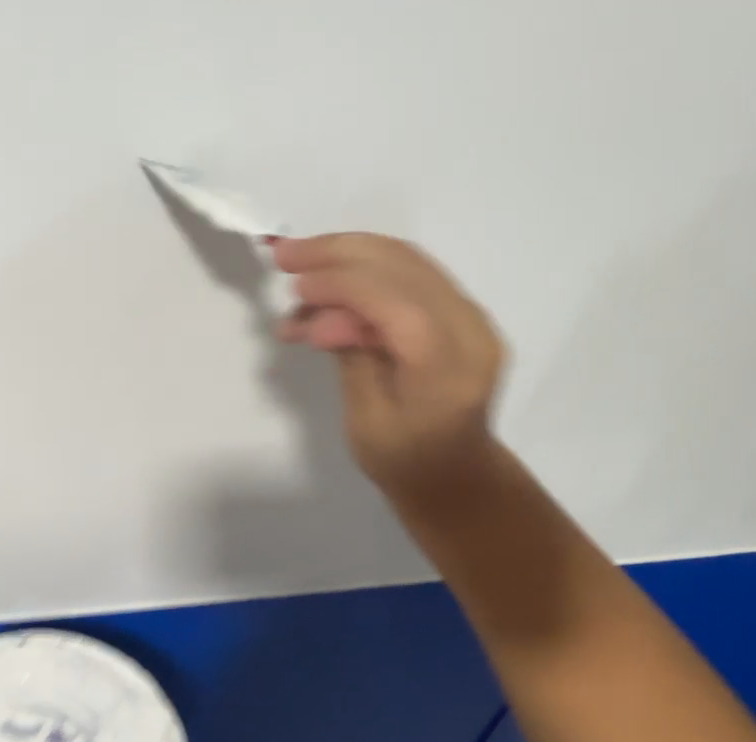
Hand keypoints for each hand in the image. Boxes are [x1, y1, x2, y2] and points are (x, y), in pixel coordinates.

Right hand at [271, 233, 505, 494]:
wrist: (454, 475)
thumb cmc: (404, 462)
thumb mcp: (366, 421)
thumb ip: (351, 357)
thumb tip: (321, 314)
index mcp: (447, 367)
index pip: (396, 301)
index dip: (342, 283)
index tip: (294, 283)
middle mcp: (470, 329)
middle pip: (404, 265)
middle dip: (340, 252)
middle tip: (285, 255)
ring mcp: (470, 316)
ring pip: (406, 261)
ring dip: (347, 257)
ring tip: (297, 268)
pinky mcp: (458, 313)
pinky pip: (410, 276)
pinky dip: (364, 274)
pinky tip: (325, 290)